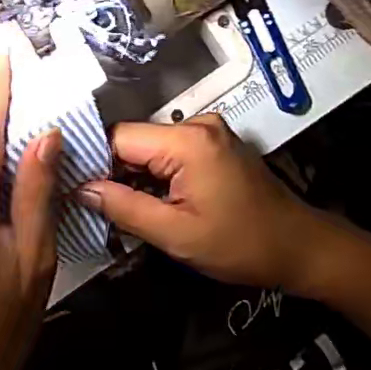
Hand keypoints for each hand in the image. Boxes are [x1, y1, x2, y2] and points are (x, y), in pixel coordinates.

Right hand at [77, 114, 342, 292]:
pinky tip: (151, 202)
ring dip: (134, 176)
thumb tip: (80, 189)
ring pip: (150, 147)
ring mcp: (208, 131)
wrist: (297, 246)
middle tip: (93, 208)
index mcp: (188, 140)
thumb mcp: (176, 234)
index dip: (93, 163)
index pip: (119, 137)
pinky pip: (170, 152)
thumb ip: (124, 208)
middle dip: (113, 172)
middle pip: (135, 140)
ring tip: (120, 209)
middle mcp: (197, 123)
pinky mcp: (214, 144)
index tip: (73, 190)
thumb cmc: (240, 244)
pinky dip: (156, 175)